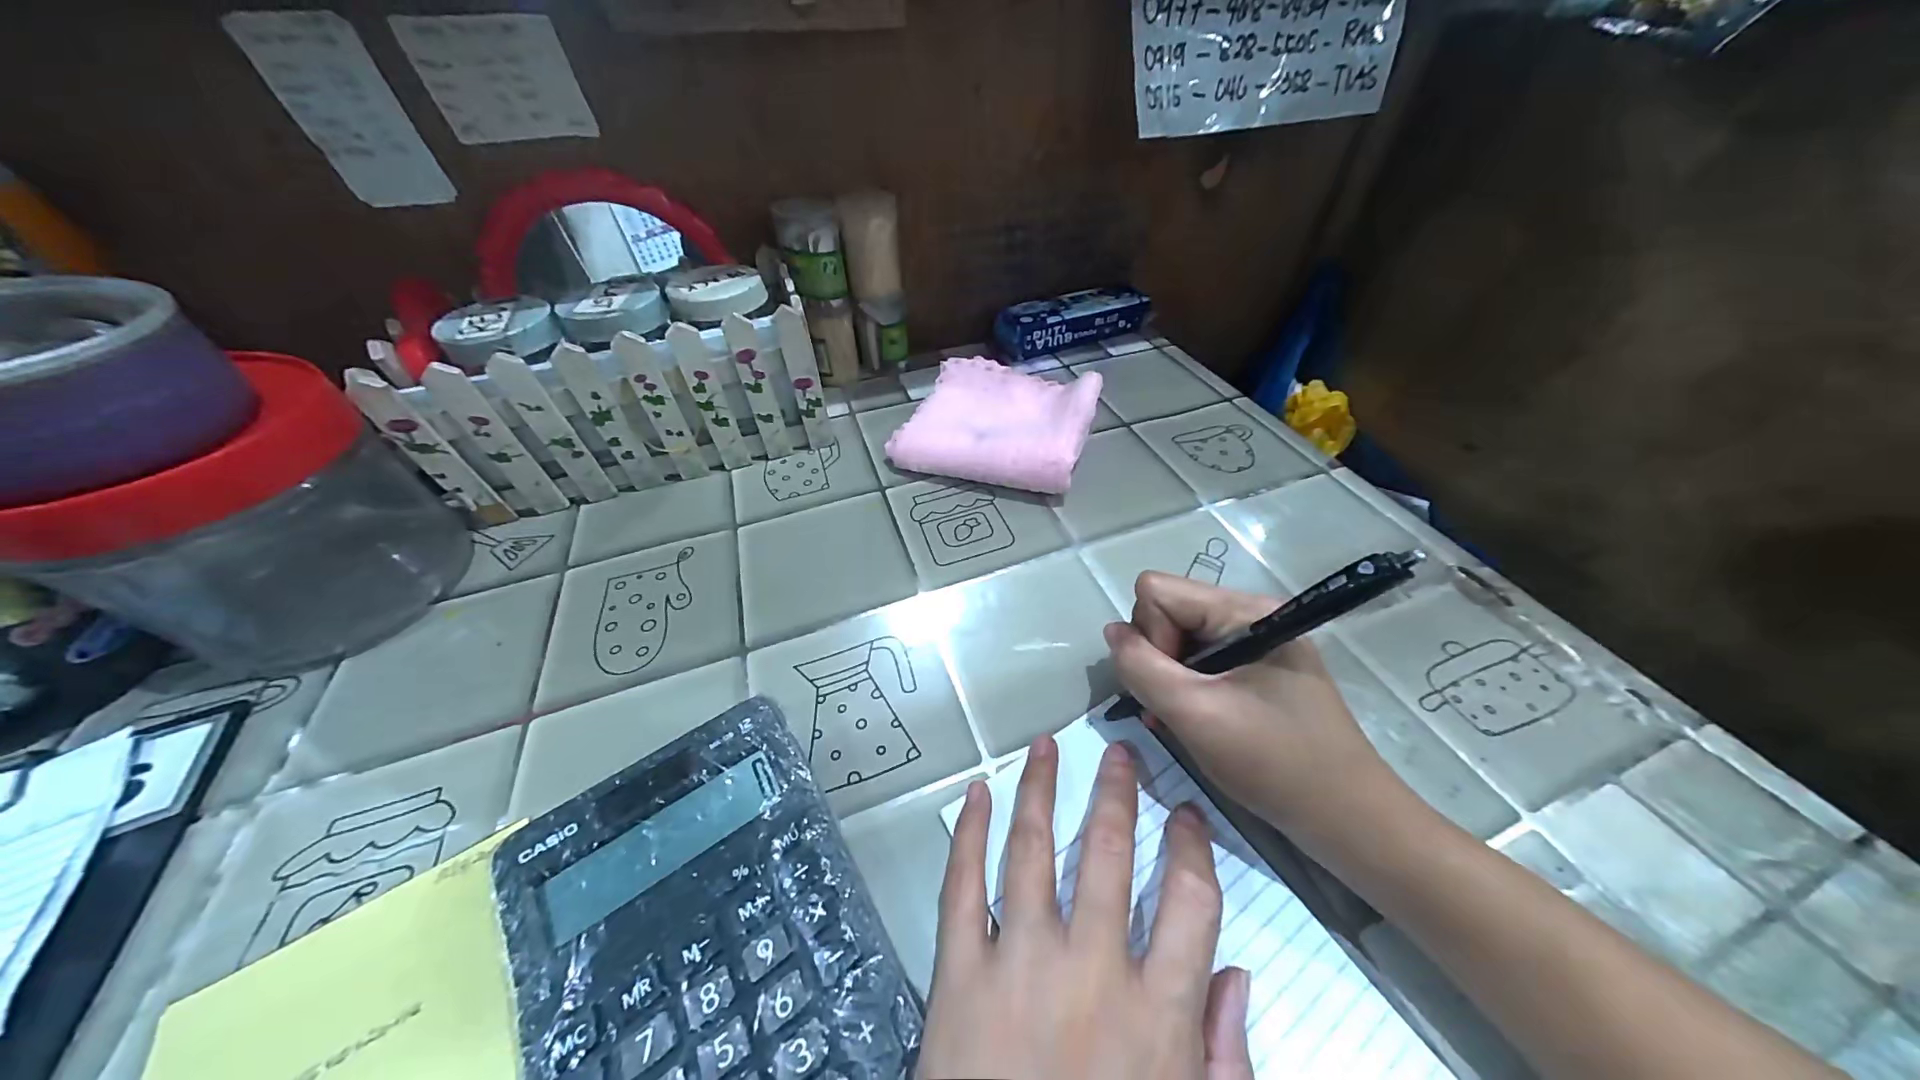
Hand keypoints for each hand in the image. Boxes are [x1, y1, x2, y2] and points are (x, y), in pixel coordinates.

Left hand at [917, 736, 1252, 1079]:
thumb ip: (1222, 1056)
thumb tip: (1240, 976)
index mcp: (1157, 1013)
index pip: (1190, 903)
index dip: (1192, 848)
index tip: (1186, 813)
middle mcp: (1093, 969)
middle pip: (1110, 856)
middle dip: (1118, 795)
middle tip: (1120, 753)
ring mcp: (1020, 963)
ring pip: (1034, 852)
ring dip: (1041, 790)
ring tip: (1047, 746)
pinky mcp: (958, 972)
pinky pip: (962, 887)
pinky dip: (970, 834)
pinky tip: (977, 793)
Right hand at [1102, 572, 1398, 836]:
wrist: (1346, 817)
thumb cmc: (1274, 762)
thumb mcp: (1195, 714)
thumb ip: (1142, 668)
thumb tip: (1112, 632)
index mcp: (1244, 611)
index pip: (1156, 592)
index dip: (1149, 636)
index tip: (1174, 685)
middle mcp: (1248, 614)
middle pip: (1165, 611)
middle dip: (1157, 657)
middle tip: (1178, 706)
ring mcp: (1253, 641)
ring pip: (1177, 637)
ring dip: (1168, 678)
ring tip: (1187, 719)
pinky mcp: (1254, 667)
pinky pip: (1198, 659)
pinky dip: (1185, 688)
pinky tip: (1197, 719)